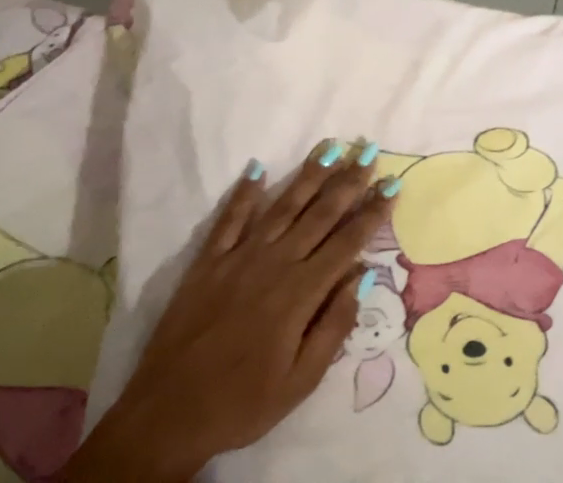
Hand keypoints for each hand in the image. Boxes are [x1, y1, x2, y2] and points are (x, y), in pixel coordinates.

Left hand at [63, 140, 396, 481]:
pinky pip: (229, 219)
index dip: (373, 212)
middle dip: (349, 181)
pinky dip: (244, 192)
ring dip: (308, 175)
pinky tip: (258, 168)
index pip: (347, 243)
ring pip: (281, 206)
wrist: (168, 414)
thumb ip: (334, 325)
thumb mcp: (302, 380)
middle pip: (319, 214)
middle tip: (369, 149)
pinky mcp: (207, 262)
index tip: (394, 183)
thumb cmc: (243, 403)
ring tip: (330, 147)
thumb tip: (362, 275)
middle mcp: (273, 264)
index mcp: (300, 293)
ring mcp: (237, 258)